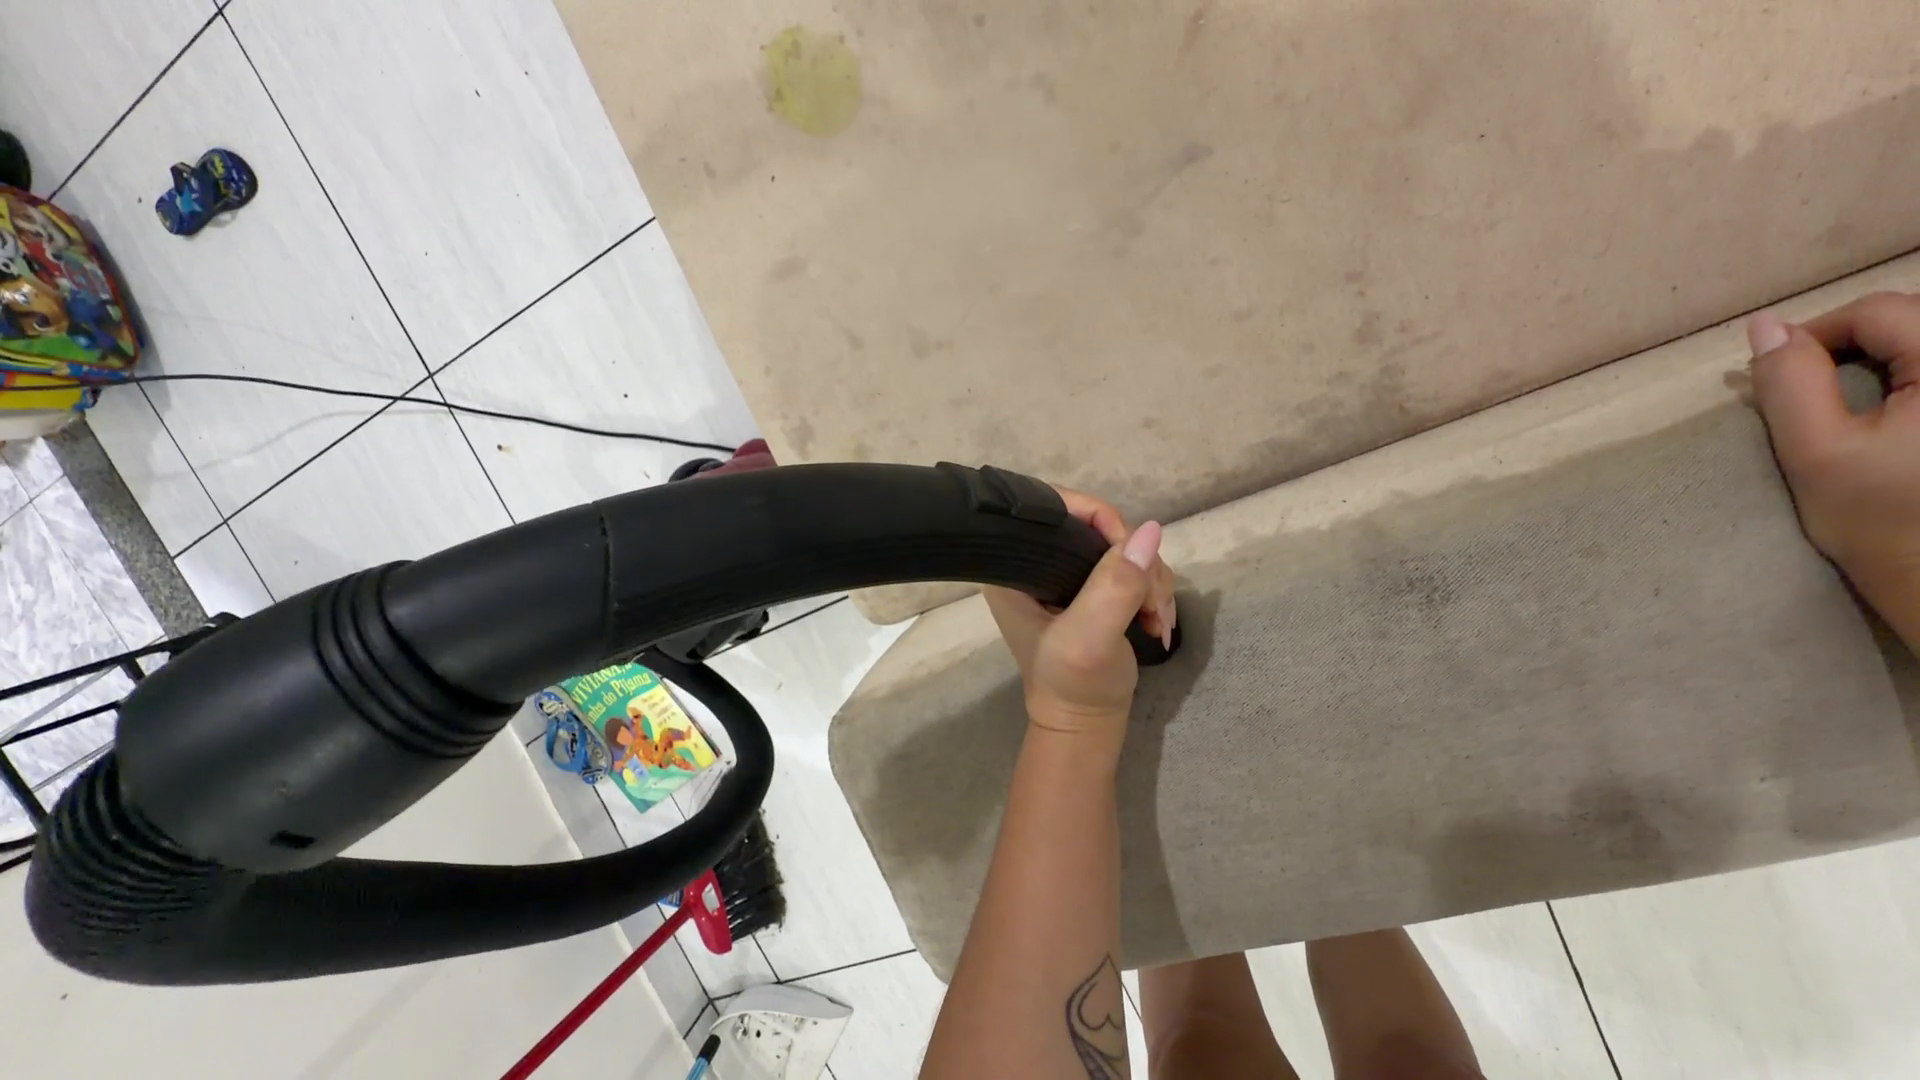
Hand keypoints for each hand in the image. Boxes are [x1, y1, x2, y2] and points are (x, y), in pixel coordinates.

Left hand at [981, 488, 1176, 742]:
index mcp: (1014, 566)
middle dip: (1134, 561)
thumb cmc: (1073, 685)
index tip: (1127, 550)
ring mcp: (1067, 573)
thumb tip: (1150, 531)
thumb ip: (1114, 586)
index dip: (1095, 516)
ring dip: (1151, 580)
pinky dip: (1153, 589)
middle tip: (1151, 603)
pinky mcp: (1092, 586)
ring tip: (1156, 619)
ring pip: (1123, 547)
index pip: (1051, 509)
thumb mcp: (1091, 638)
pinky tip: (1157, 621)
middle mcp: (1037, 561)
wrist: (1088, 722)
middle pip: (1098, 527)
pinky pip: (1134, 566)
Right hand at [1748, 296, 1919, 639]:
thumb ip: (1789, 384)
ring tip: (1857, 400)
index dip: (1817, 333)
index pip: (1881, 311)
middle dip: (1856, 344)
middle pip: (1915, 319)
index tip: (1775, 374)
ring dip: (1890, 358)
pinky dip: (1914, 379)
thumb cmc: (1882, 523)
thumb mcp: (1817, 454)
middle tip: (1812, 391)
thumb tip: (1764, 326)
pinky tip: (1901, 414)